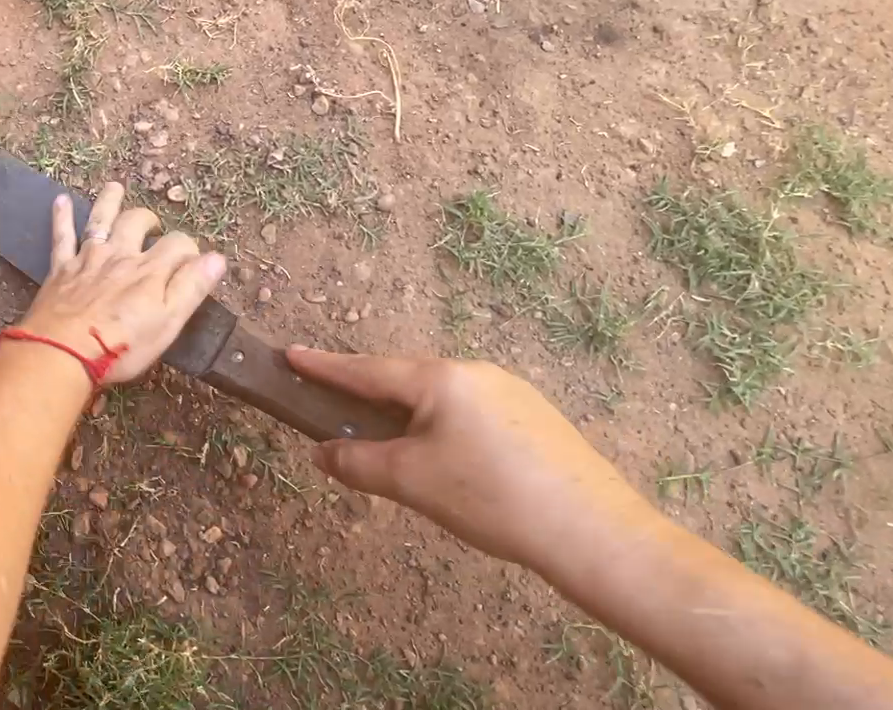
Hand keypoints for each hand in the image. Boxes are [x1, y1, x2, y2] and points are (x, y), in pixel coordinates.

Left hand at [11, 183, 225, 385]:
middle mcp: (119, 256)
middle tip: (153, 225)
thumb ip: (192, 288)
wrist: (64, 351)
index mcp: (149, 271)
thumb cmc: (122, 345)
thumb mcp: (168, 322)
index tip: (193, 260)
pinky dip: (61, 217)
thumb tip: (216, 258)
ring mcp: (88, 259)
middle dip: (148, 220)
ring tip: (114, 187)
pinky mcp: (61, 269)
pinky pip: (61, 237)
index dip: (189, 249)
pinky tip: (60, 200)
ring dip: (108, 202)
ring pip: (100, 220)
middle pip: (136, 223)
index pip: (178, 244)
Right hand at [286, 345, 653, 571]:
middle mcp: (475, 372)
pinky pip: (466, 410)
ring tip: (388, 443)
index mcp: (441, 378)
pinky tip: (442, 457)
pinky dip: (438, 425)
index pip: (366, 369)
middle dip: (366, 393)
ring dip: (404, 413)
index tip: (291, 353)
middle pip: (402, 379)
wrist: (601, 538)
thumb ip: (356, 462)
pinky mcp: (534, 418)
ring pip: (437, 396)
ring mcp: (510, 392)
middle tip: (335, 407)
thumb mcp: (410, 481)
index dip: (324, 366)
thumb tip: (321, 453)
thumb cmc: (493, 499)